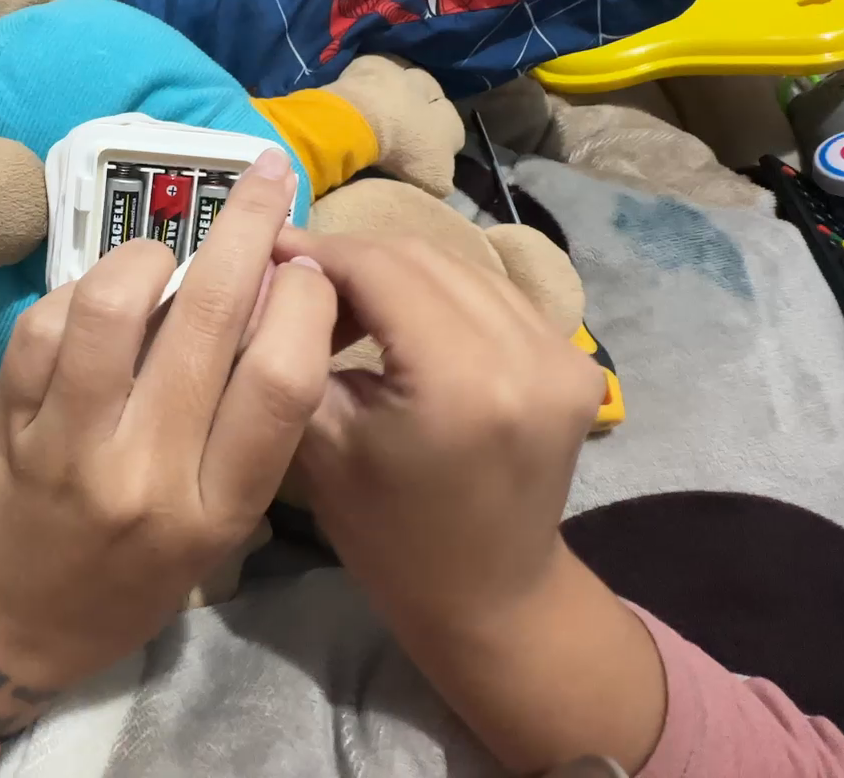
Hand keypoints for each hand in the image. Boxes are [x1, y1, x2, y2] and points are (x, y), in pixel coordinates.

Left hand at [0, 149, 336, 735]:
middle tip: (265, 178)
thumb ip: (247, 423)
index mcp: (216, 510)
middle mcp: (143, 472)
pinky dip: (79, 287)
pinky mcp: (5, 416)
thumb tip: (270, 294)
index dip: (303, 300)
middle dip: (247, 227)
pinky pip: (44, 319)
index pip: (280, 383)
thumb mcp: (217, 527)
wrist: (14, 618)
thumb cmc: (132, 577)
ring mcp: (63, 441)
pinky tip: (97, 298)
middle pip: (207, 318)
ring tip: (161, 259)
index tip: (306, 263)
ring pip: (111, 303)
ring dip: (148, 255)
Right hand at [284, 232, 602, 622]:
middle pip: (419, 257)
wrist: (489, 597)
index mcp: (463, 382)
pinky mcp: (576, 357)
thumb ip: (293, 347)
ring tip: (339, 303)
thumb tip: (274, 272)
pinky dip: (430, 291)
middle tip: (293, 279)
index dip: (318, 250)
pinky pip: (486, 291)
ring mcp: (565, 352)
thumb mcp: (319, 441)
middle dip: (348, 258)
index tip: (267, 246)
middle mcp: (530, 353)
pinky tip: (394, 318)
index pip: (380, 269)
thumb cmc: (386, 534)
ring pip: (454, 265)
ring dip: (388, 271)